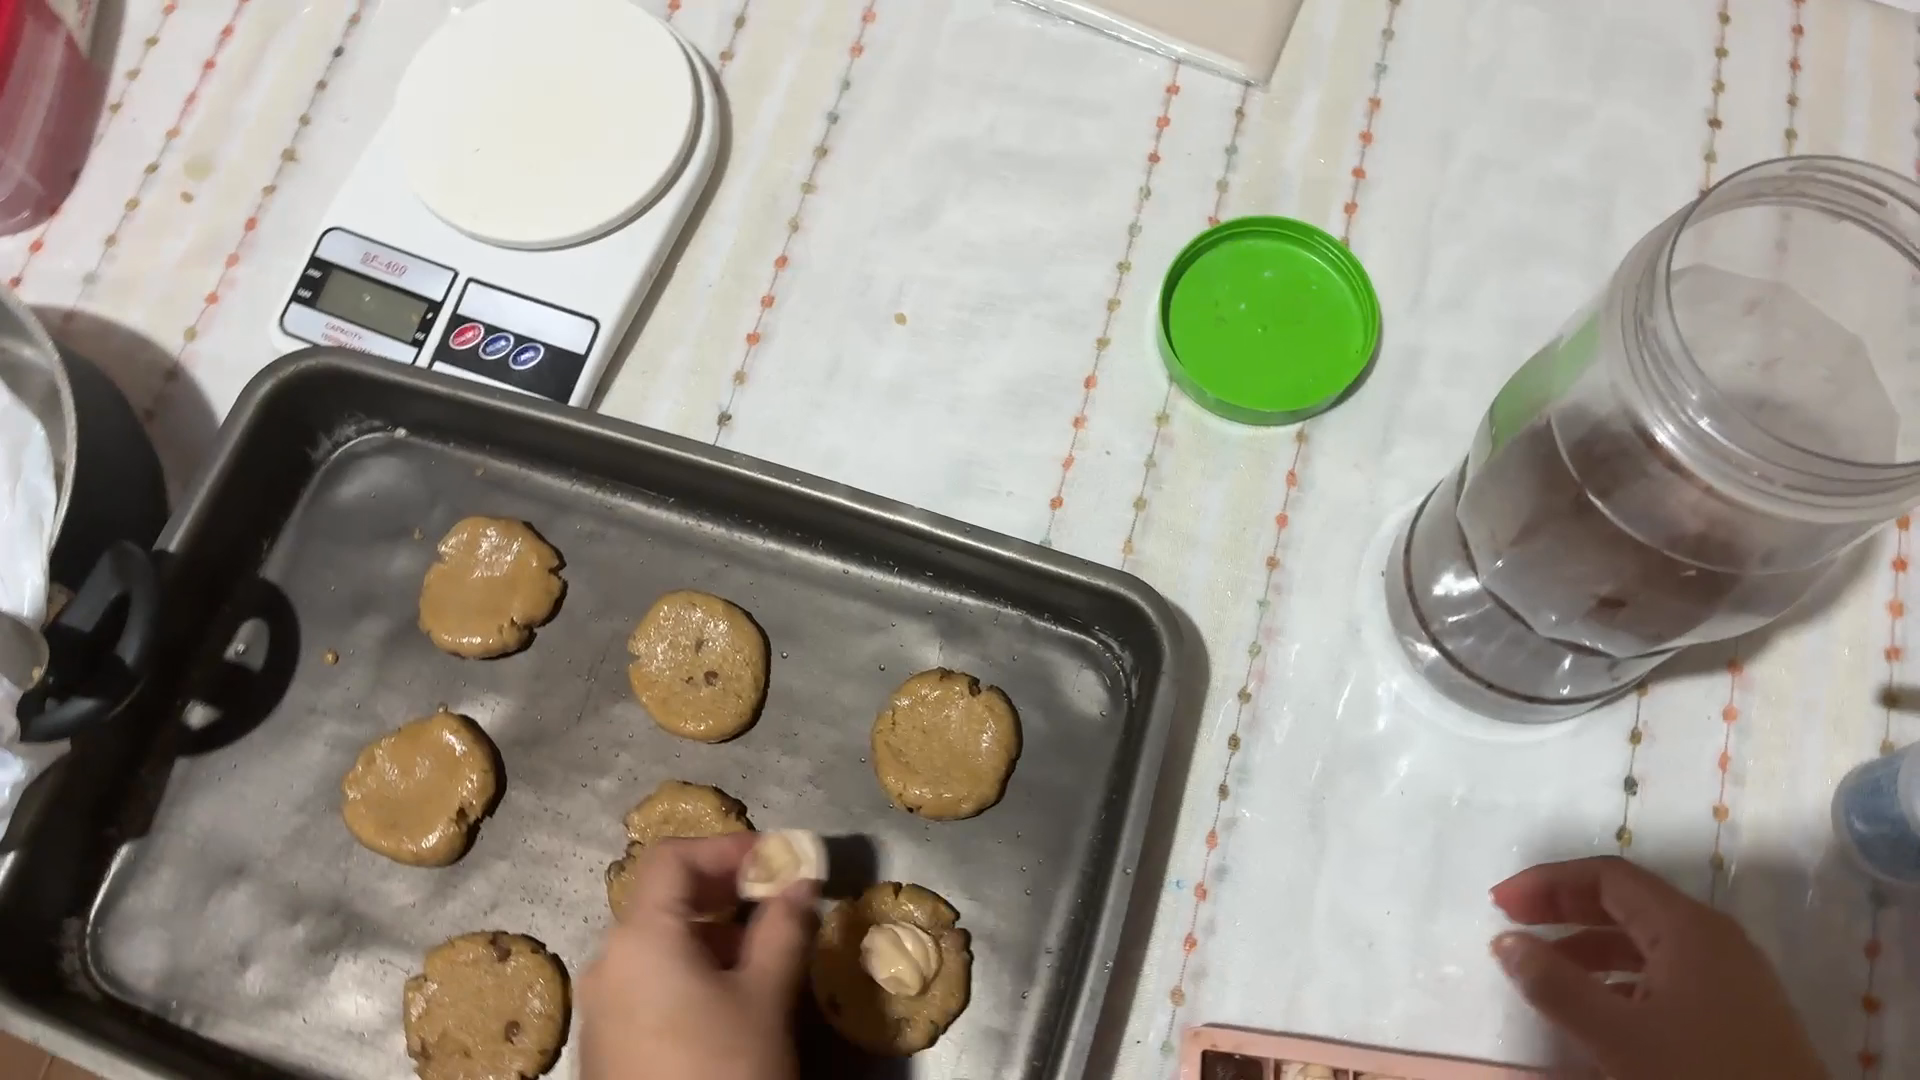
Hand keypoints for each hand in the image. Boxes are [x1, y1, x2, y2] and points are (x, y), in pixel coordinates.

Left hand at [580, 834, 816, 1079]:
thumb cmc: (725, 1070)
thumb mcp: (766, 994)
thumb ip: (784, 924)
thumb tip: (801, 877)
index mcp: (639, 938)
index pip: (673, 857)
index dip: (727, 845)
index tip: (775, 857)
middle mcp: (608, 963)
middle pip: (662, 895)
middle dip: (724, 886)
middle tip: (774, 895)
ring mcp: (602, 1007)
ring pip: (657, 939)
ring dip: (711, 927)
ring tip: (761, 947)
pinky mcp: (607, 1044)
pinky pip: (647, 977)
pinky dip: (690, 963)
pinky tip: (729, 993)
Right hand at [1490, 856, 1825, 1079]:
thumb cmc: (1702, 1076)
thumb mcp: (1617, 1035)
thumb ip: (1553, 984)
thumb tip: (1504, 942)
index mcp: (1688, 928)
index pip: (1604, 876)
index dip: (1546, 882)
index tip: (1499, 905)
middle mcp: (1713, 940)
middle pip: (1622, 901)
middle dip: (1561, 907)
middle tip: (1511, 922)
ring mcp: (1731, 979)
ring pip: (1641, 939)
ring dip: (1584, 945)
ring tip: (1544, 969)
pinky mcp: (1737, 1015)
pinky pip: (1663, 972)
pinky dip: (1616, 975)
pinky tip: (1595, 1006)